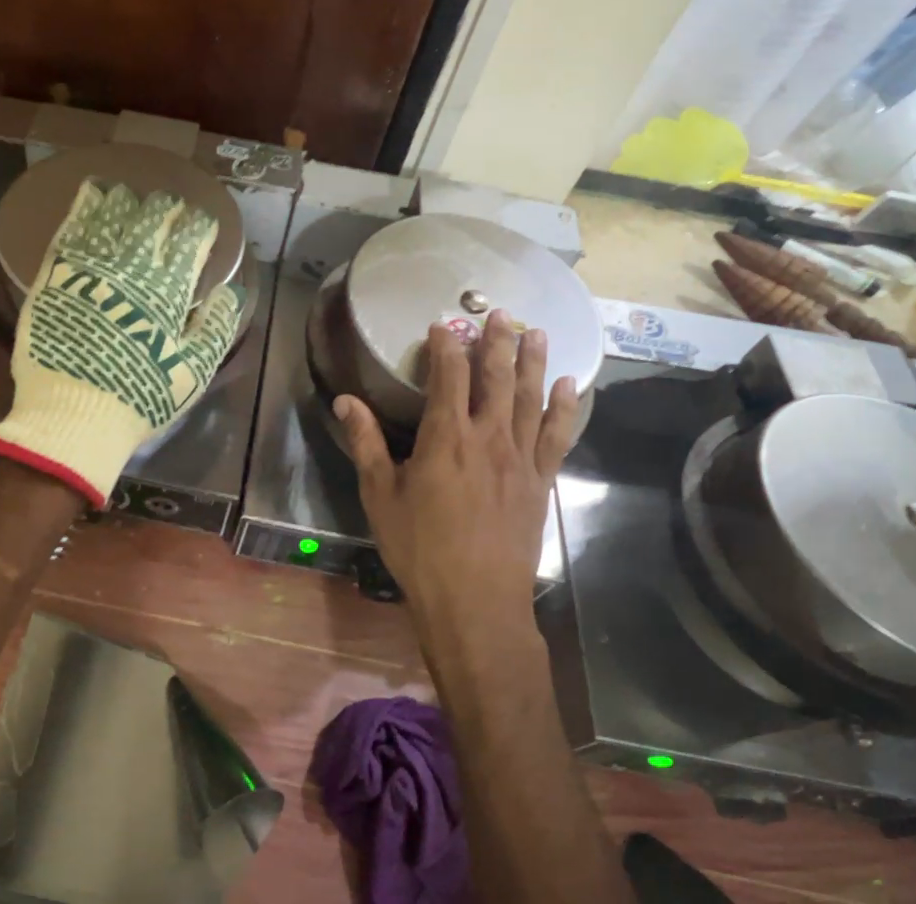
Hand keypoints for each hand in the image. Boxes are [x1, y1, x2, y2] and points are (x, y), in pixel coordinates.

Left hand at [0, 182, 242, 507]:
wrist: (74, 415)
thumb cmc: (138, 399)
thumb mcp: (193, 373)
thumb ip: (216, 328)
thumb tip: (229, 291)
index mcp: (169, 292)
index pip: (190, 242)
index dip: (199, 227)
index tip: (201, 223)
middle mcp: (131, 270)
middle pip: (151, 222)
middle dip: (164, 208)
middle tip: (167, 203)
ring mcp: (89, 270)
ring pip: (110, 219)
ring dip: (123, 202)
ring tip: (128, 194)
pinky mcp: (54, 277)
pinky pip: (69, 232)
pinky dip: (80, 210)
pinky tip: (88, 196)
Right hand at [335, 313, 578, 609]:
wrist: (475, 601)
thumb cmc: (419, 549)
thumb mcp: (380, 495)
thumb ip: (366, 443)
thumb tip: (346, 401)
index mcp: (445, 438)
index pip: (448, 378)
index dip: (445, 347)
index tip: (442, 325)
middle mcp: (488, 438)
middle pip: (496, 379)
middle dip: (497, 342)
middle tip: (500, 313)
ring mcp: (520, 459)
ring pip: (531, 400)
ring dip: (534, 363)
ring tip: (538, 333)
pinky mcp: (540, 482)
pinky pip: (557, 436)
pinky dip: (564, 409)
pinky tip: (570, 388)